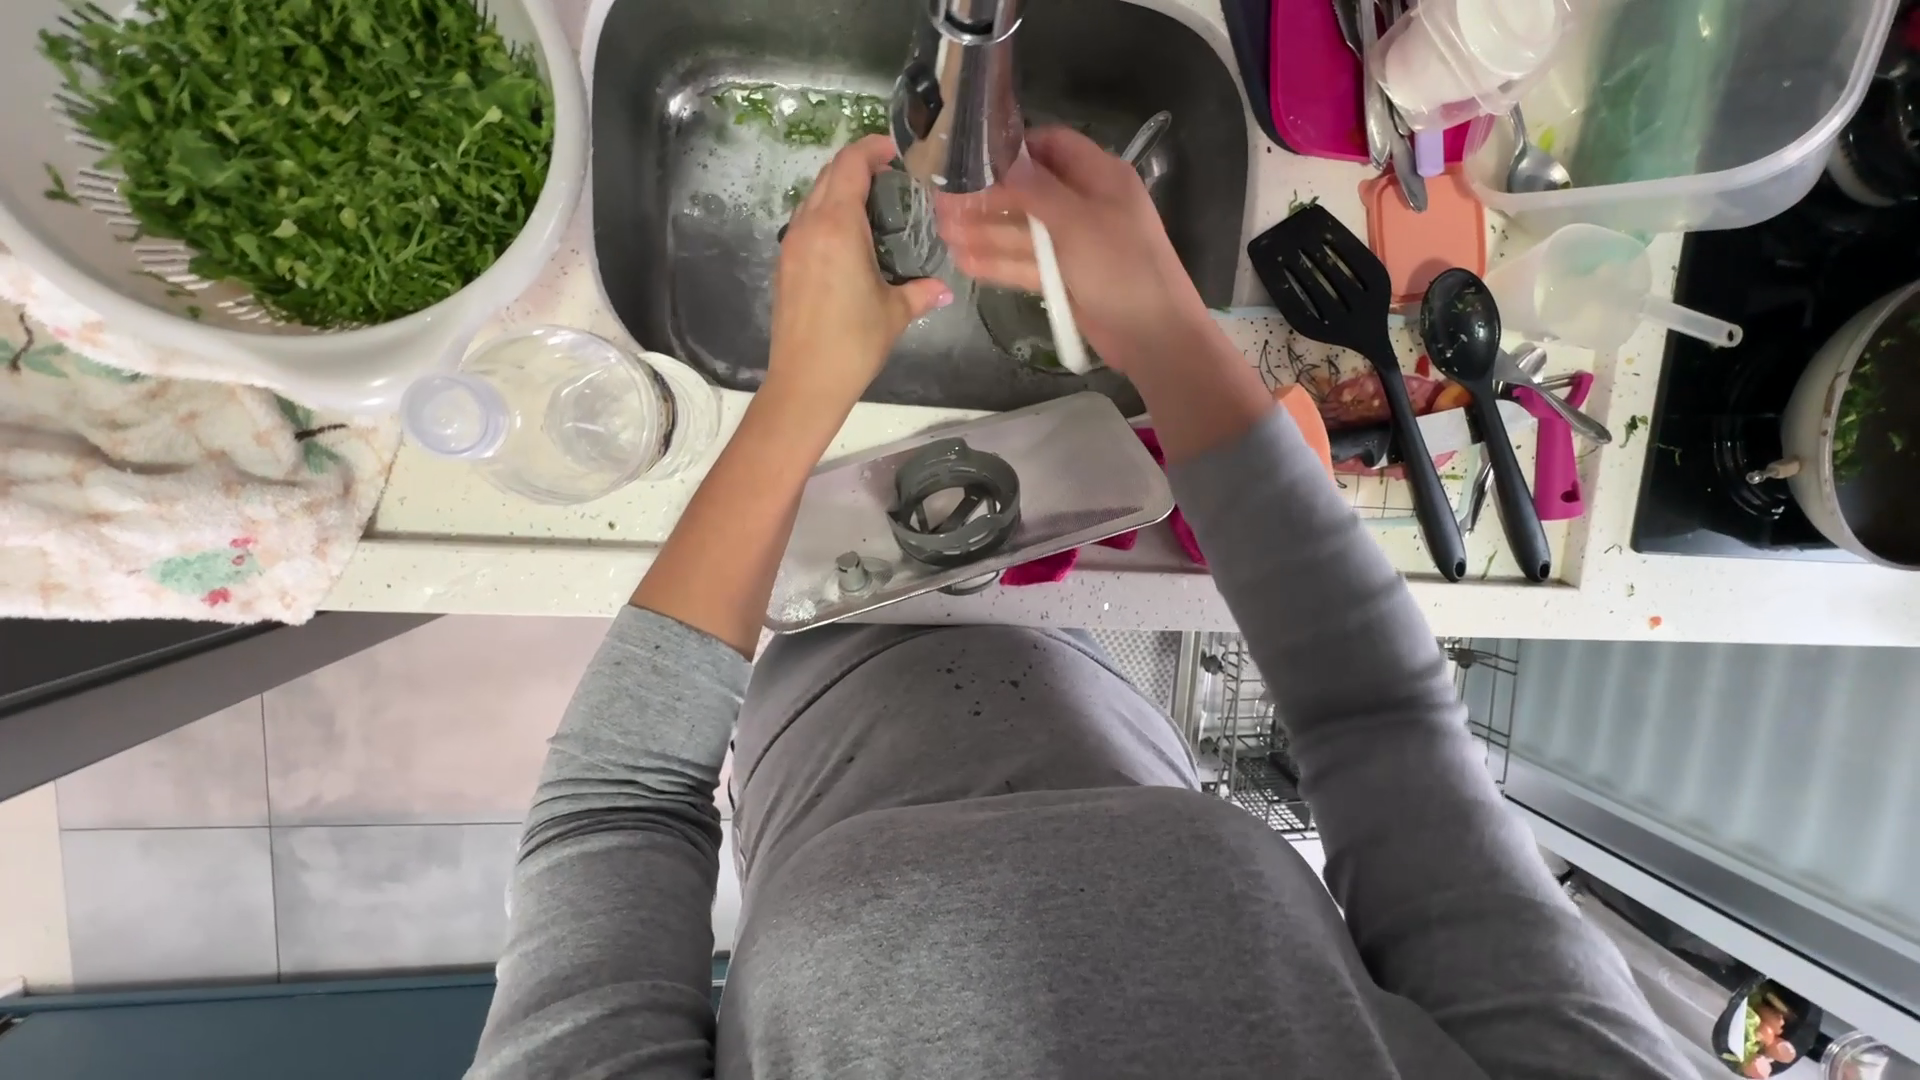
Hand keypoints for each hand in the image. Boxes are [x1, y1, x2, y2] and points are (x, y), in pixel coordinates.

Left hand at [765, 134, 953, 415]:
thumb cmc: (853, 344)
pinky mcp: (785, 264)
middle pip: (829, 174)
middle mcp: (808, 226)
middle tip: (890, 177)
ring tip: (873, 206)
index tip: (896, 151)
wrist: (805, 381)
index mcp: (837, 227)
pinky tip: (849, 239)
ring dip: (840, 190)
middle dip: (858, 165)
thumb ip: (920, 294)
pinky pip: (805, 223)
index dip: (873, 149)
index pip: (851, 165)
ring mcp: (791, 244)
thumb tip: (943, 290)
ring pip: (813, 197)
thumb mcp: (894, 314)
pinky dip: (826, 215)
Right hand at [936, 126, 1212, 374]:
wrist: (1152, 335)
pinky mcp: (1064, 279)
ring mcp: (1073, 245)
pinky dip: (997, 262)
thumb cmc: (1122, 269)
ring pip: (1023, 232)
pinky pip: (1026, 264)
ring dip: (985, 231)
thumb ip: (1036, 190)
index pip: (1051, 147)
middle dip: (987, 196)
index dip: (1012, 150)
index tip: (970, 156)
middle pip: (1029, 192)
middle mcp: (1085, 205)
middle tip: (942, 202)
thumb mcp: (1078, 222)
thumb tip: (1002, 157)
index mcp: (1100, 177)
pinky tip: (964, 261)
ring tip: (943, 232)